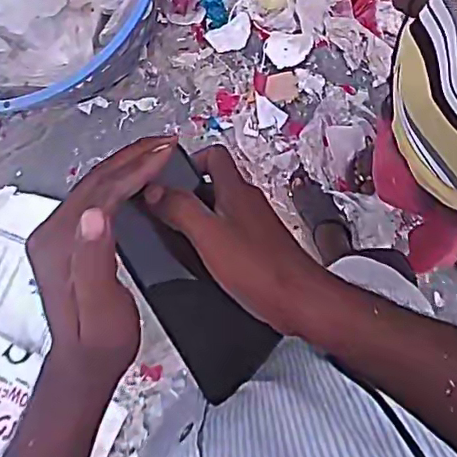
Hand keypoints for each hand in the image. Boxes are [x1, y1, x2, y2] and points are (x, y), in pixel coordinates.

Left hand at [27, 135, 177, 394]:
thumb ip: (95, 259)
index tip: (165, 153)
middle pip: (95, 180)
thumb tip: (97, 213)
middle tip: (166, 142)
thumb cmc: (99, 343)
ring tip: (157, 150)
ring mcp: (56, 232)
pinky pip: (95, 195)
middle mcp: (51, 231)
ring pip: (95, 184)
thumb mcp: (102, 306)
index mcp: (58, 242)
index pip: (101, 191)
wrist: (82, 368)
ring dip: (127, 163)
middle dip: (132, 157)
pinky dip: (120, 180)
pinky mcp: (66, 237)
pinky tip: (138, 176)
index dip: (135, 169)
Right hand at [140, 145, 331, 337]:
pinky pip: (233, 232)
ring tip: (183, 237)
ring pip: (223, 209)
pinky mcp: (261, 246)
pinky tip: (208, 261)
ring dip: (202, 219)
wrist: (301, 301)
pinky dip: (216, 240)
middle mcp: (248, 201)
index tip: (170, 178)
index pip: (214, 155)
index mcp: (236, 190)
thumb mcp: (208, 235)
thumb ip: (180, 209)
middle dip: (190, 195)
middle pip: (216, 182)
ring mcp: (257, 224)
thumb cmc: (262, 268)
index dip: (190, 160)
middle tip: (169, 210)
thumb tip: (155, 191)